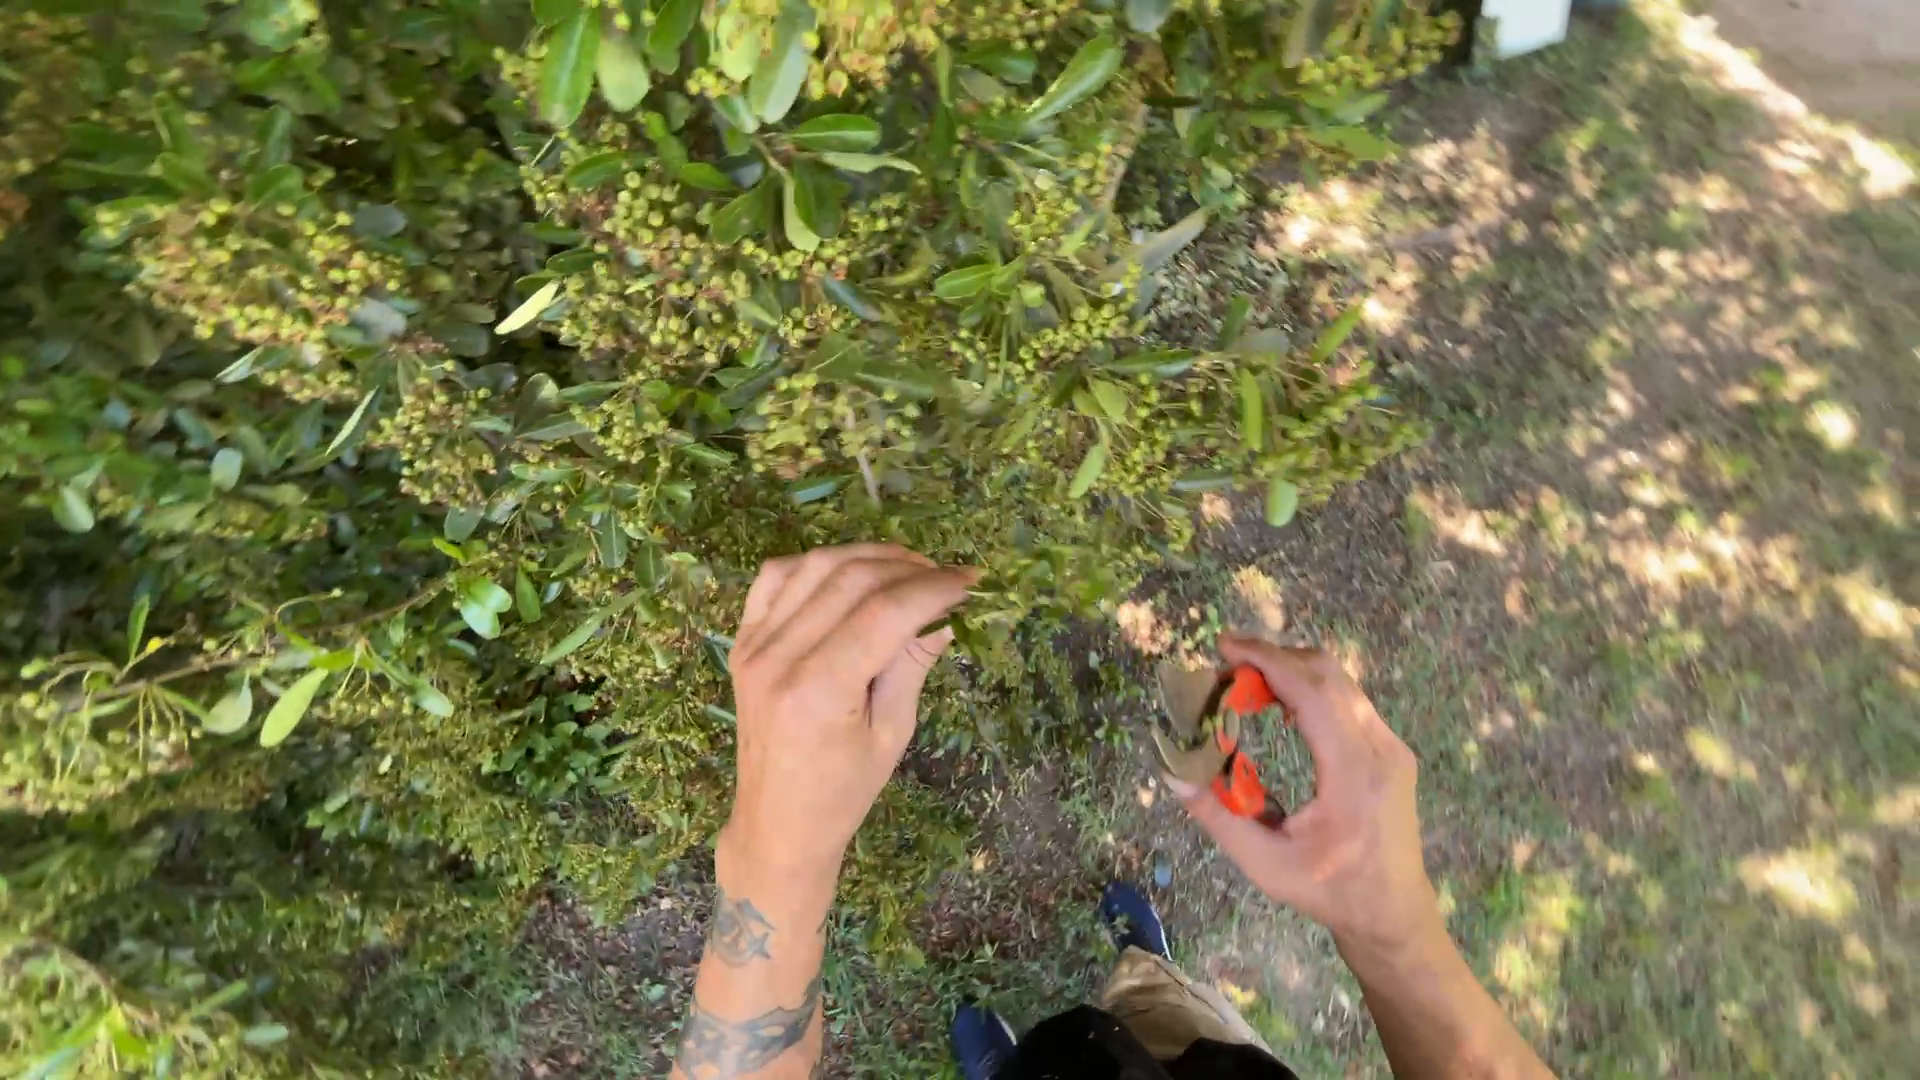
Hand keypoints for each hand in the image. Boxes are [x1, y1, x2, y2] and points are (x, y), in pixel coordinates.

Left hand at [723, 543, 973, 880]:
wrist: (776, 824)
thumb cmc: (843, 792)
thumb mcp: (893, 731)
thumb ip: (914, 660)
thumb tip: (951, 607)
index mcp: (817, 691)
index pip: (885, 612)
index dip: (934, 588)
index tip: (972, 581)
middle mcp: (778, 658)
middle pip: (852, 580)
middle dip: (909, 568)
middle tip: (946, 576)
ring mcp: (753, 645)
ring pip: (816, 566)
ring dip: (869, 556)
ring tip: (909, 568)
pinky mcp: (743, 640)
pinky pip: (777, 577)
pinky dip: (819, 563)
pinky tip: (851, 573)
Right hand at [1166, 635, 1441, 958]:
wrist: (1395, 915)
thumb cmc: (1329, 891)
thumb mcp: (1265, 863)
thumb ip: (1217, 817)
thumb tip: (1172, 773)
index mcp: (1354, 771)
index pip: (1312, 691)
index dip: (1267, 660)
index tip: (1225, 646)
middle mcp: (1380, 748)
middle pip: (1326, 673)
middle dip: (1272, 657)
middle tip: (1226, 665)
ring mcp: (1391, 745)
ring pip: (1339, 680)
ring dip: (1290, 669)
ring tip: (1245, 682)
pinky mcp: (1389, 748)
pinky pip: (1346, 697)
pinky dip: (1307, 686)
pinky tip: (1279, 704)